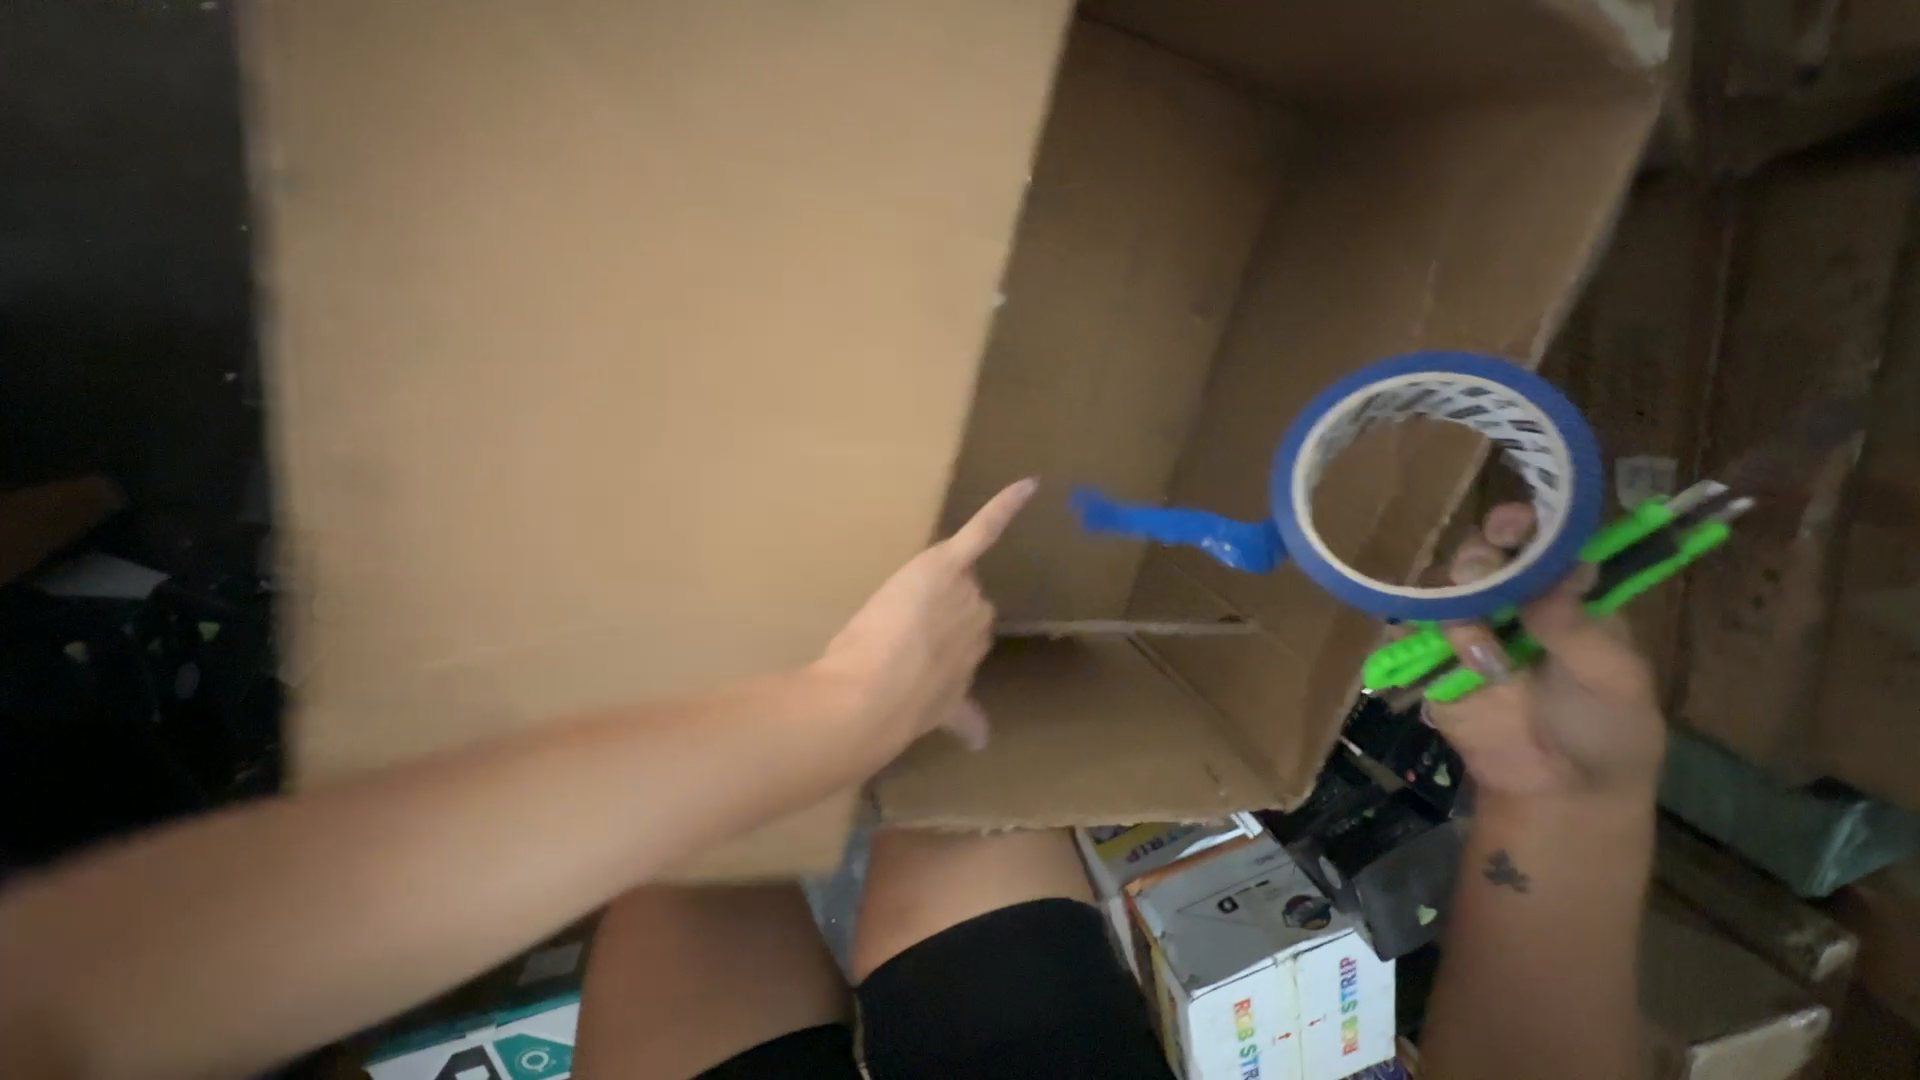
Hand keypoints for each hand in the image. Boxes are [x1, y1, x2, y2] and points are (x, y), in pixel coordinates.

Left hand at [814, 477, 1036, 760]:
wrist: (874, 695)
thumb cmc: (895, 707)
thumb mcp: (936, 712)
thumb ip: (963, 717)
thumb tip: (982, 741)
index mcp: (974, 654)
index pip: (962, 629)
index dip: (934, 634)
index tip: (915, 650)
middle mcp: (979, 622)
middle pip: (957, 598)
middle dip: (931, 609)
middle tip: (898, 633)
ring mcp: (966, 593)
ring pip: (951, 575)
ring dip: (927, 587)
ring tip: (893, 617)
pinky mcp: (951, 564)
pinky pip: (983, 531)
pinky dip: (1006, 506)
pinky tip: (1030, 485)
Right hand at [1426, 503, 1666, 806]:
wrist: (1557, 793)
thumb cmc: (1606, 732)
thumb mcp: (1614, 680)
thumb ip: (1578, 628)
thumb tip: (1558, 573)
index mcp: (1563, 596)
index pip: (1538, 545)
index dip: (1524, 526)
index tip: (1513, 524)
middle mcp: (1511, 603)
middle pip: (1480, 556)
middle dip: (1478, 558)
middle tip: (1480, 573)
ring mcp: (1467, 629)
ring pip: (1440, 588)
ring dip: (1455, 608)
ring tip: (1482, 655)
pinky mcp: (1430, 659)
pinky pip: (1405, 628)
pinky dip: (1411, 632)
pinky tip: (1439, 657)